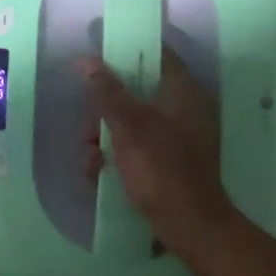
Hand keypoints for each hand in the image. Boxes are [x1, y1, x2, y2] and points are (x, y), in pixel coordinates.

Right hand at [82, 50, 236, 253]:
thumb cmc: (161, 168)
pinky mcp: (170, 161)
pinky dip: (117, 155)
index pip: (158, 54)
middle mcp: (183, 108)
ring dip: (105, 137)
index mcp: (182, 91)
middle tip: (88, 128)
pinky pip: (137, 145)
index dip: (129, 49)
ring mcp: (178, 136)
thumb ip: (106, 91)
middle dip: (105, 110)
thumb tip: (86, 60)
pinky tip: (99, 172)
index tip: (101, 53)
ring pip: (132, 121)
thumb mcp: (128, 126)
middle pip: (137, 90)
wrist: (190, 225)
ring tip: (90, 159)